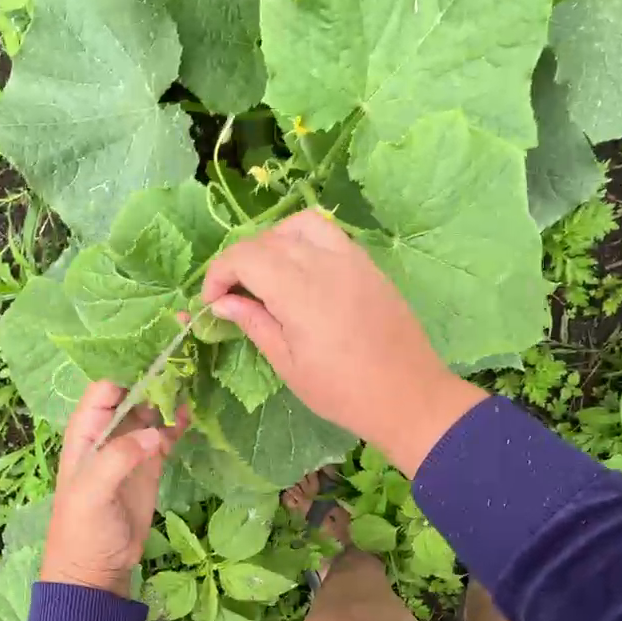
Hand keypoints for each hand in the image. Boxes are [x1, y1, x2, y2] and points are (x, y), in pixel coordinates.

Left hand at [41, 381, 189, 595]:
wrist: (96, 568)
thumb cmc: (83, 529)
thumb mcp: (92, 492)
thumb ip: (118, 458)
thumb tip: (152, 434)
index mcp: (85, 433)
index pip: (103, 391)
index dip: (126, 379)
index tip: (155, 374)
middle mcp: (107, 434)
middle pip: (131, 395)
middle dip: (154, 382)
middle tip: (183, 374)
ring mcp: (130, 449)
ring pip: (150, 412)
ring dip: (168, 400)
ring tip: (191, 390)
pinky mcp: (150, 465)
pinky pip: (164, 435)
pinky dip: (177, 423)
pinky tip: (191, 415)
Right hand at [202, 209, 486, 475]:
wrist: (408, 395)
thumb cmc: (343, 391)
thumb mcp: (288, 365)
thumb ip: (254, 323)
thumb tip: (222, 302)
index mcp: (299, 291)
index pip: (244, 256)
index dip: (218, 274)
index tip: (212, 303)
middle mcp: (324, 263)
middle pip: (267, 239)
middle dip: (240, 261)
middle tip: (233, 296)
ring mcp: (351, 258)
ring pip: (299, 225)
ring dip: (272, 242)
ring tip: (266, 275)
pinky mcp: (368, 264)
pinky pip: (329, 234)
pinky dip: (303, 241)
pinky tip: (300, 273)